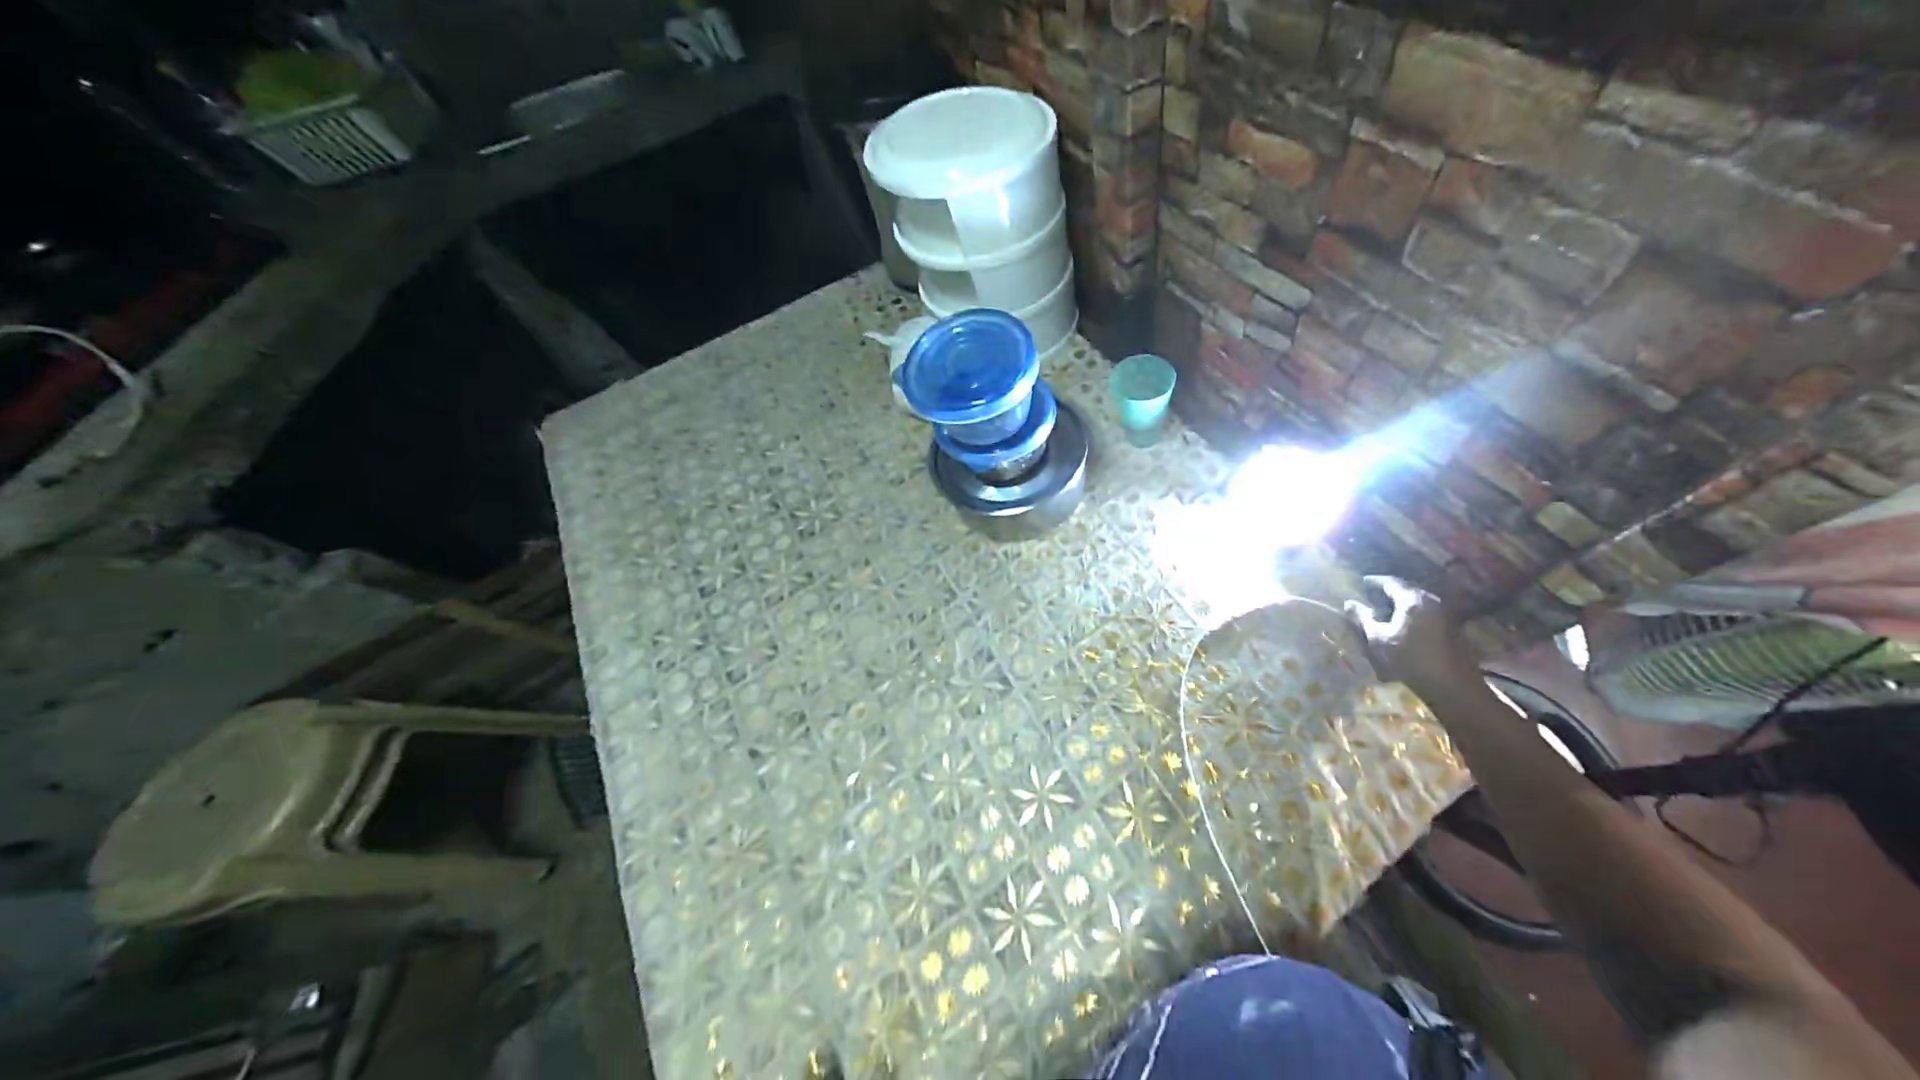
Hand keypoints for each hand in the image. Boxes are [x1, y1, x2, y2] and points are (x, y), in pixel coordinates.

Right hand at [1343, 575, 1481, 696]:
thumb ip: (1362, 618)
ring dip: (1402, 604)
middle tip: (1373, 597)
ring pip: (1418, 601)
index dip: (1374, 582)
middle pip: (1407, 590)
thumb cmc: (1408, 659)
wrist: (1450, 684)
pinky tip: (1405, 625)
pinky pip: (1427, 612)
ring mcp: (1445, 614)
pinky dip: (1413, 613)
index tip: (1362, 583)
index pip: (1390, 582)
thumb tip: (1350, 602)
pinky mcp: (1452, 627)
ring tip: (1387, 612)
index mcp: (1411, 600)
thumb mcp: (1377, 639)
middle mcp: (1431, 601)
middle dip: (1389, 592)